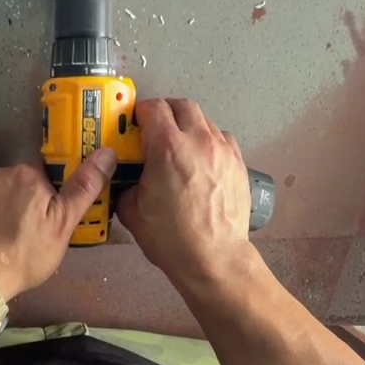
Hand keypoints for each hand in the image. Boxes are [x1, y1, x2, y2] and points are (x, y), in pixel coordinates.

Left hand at [0, 147, 114, 298]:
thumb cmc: (26, 253)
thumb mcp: (63, 224)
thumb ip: (83, 188)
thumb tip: (106, 153)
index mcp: (27, 173)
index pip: (48, 174)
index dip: (55, 196)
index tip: (55, 218)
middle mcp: (0, 174)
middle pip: (25, 184)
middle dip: (32, 204)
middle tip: (37, 234)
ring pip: (4, 196)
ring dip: (11, 211)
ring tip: (15, 241)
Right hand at [115, 98, 258, 289]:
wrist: (213, 258)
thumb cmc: (174, 239)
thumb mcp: (132, 213)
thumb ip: (126, 186)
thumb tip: (128, 180)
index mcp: (167, 148)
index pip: (153, 108)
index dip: (141, 113)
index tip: (136, 123)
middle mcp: (198, 142)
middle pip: (182, 106)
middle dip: (166, 112)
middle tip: (155, 129)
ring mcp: (223, 151)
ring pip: (205, 121)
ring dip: (189, 127)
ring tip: (179, 147)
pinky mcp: (238, 164)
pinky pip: (222, 139)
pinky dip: (208, 142)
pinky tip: (200, 161)